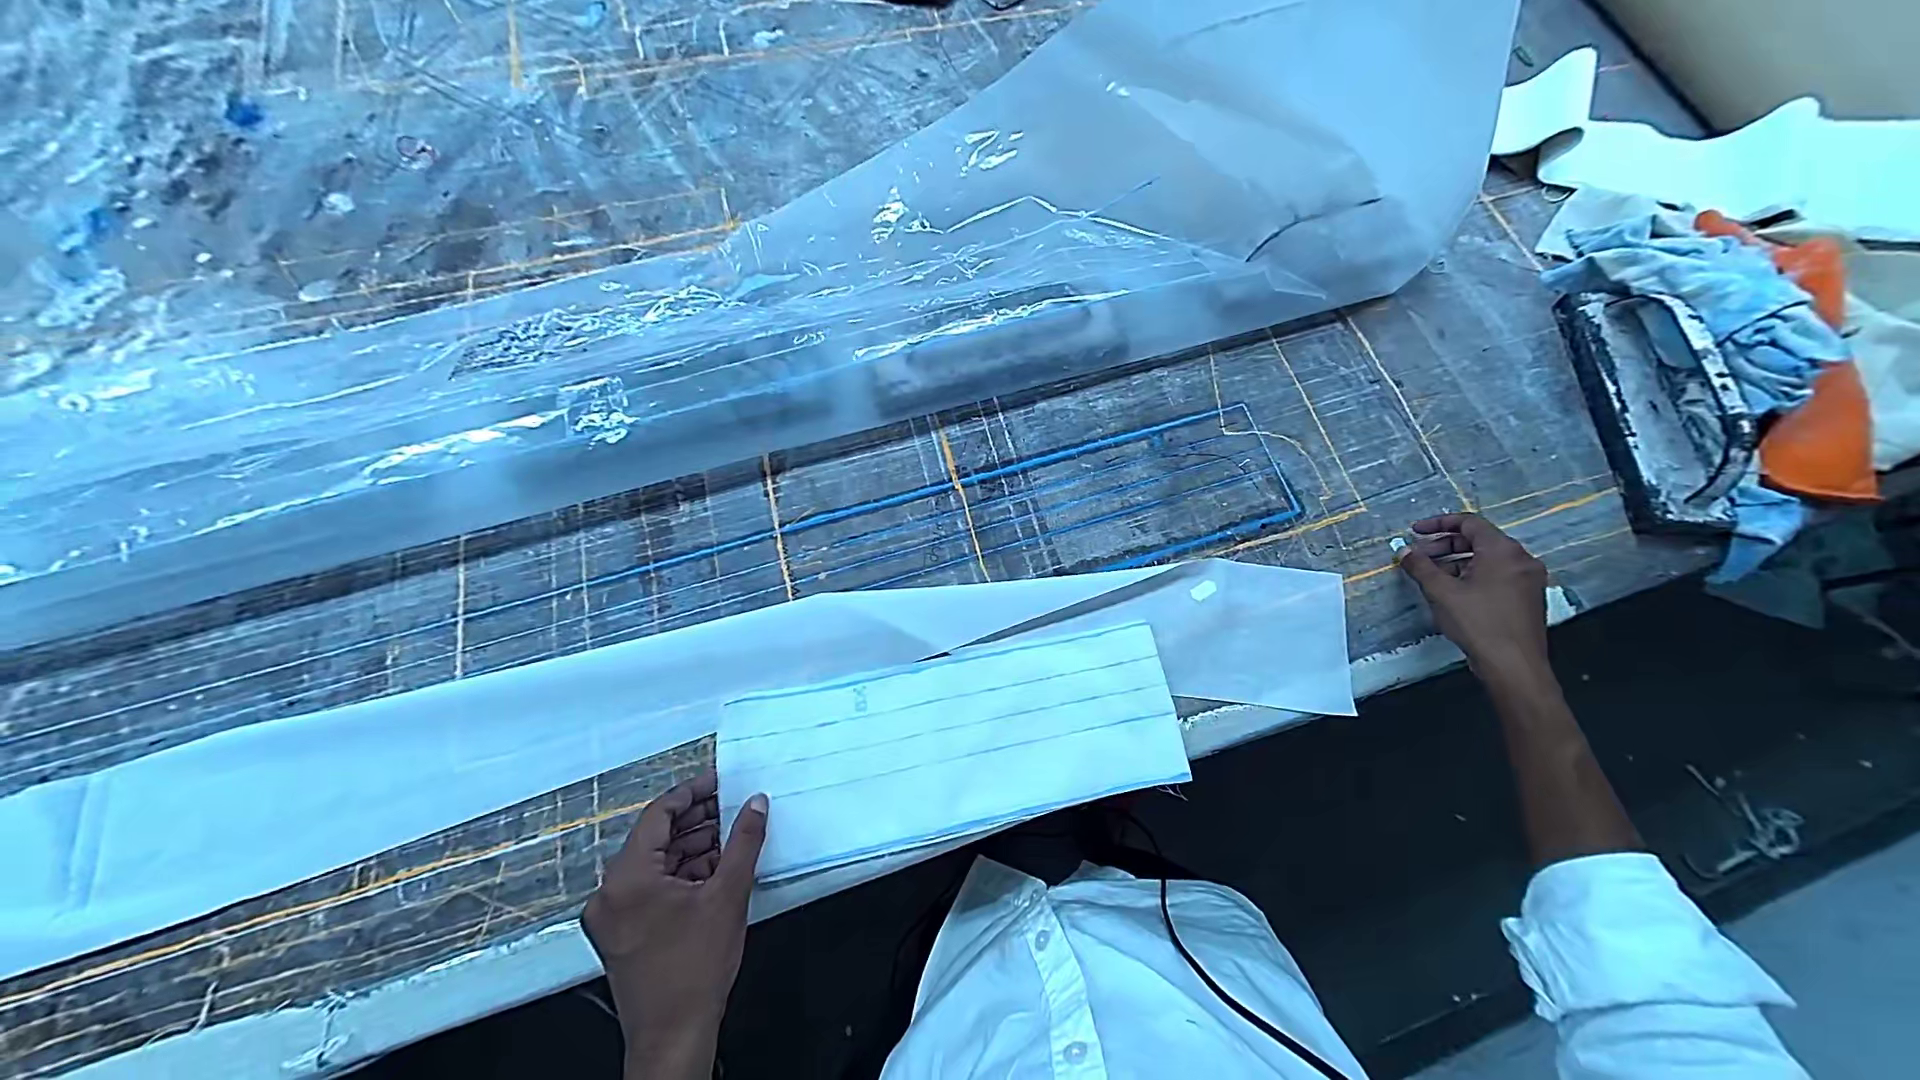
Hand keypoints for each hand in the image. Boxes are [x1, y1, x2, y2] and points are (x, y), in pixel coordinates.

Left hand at [582, 772, 768, 1078]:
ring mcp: (613, 914)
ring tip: (732, 835)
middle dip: (697, 820)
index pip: (657, 815)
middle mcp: (610, 893)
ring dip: (693, 845)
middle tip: (733, 806)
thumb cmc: (695, 970)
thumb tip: (756, 803)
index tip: (720, 781)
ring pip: (656, 861)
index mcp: (627, 879)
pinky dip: (683, 872)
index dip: (692, 792)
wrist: (674, 1036)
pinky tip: (716, 866)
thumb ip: (744, 841)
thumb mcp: (728, 895)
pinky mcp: (622, 930)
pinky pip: (652, 884)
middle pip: (655, 837)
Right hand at [1395, 513, 1550, 678]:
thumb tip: (1404, 550)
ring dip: (1456, 561)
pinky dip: (1472, 574)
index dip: (1439, 524)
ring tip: (1431, 575)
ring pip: (1487, 558)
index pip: (1470, 523)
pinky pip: (1497, 574)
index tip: (1415, 531)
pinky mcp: (1527, 596)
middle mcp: (1521, 559)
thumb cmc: (1476, 621)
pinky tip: (1453, 590)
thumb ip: (1420, 566)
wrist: (1513, 663)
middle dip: (1445, 545)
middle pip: (1479, 540)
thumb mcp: (1440, 591)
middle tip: (1418, 556)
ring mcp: (1528, 578)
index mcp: (1503, 551)